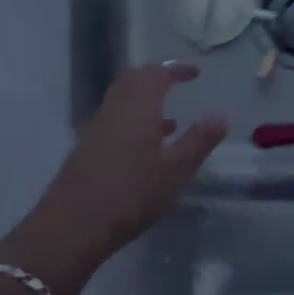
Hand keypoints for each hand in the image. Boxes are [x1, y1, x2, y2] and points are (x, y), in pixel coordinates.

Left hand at [6, 63, 226, 276]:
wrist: (73, 225)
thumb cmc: (131, 193)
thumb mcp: (175, 170)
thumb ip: (199, 141)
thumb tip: (220, 117)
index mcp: (138, 104)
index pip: (157, 73)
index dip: (176, 69)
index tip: (195, 73)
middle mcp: (115, 107)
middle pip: (134, 80)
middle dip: (157, 78)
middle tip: (178, 86)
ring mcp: (97, 127)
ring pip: (122, 100)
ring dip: (145, 101)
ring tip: (170, 120)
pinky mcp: (87, 147)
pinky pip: (115, 120)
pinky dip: (133, 120)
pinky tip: (146, 147)